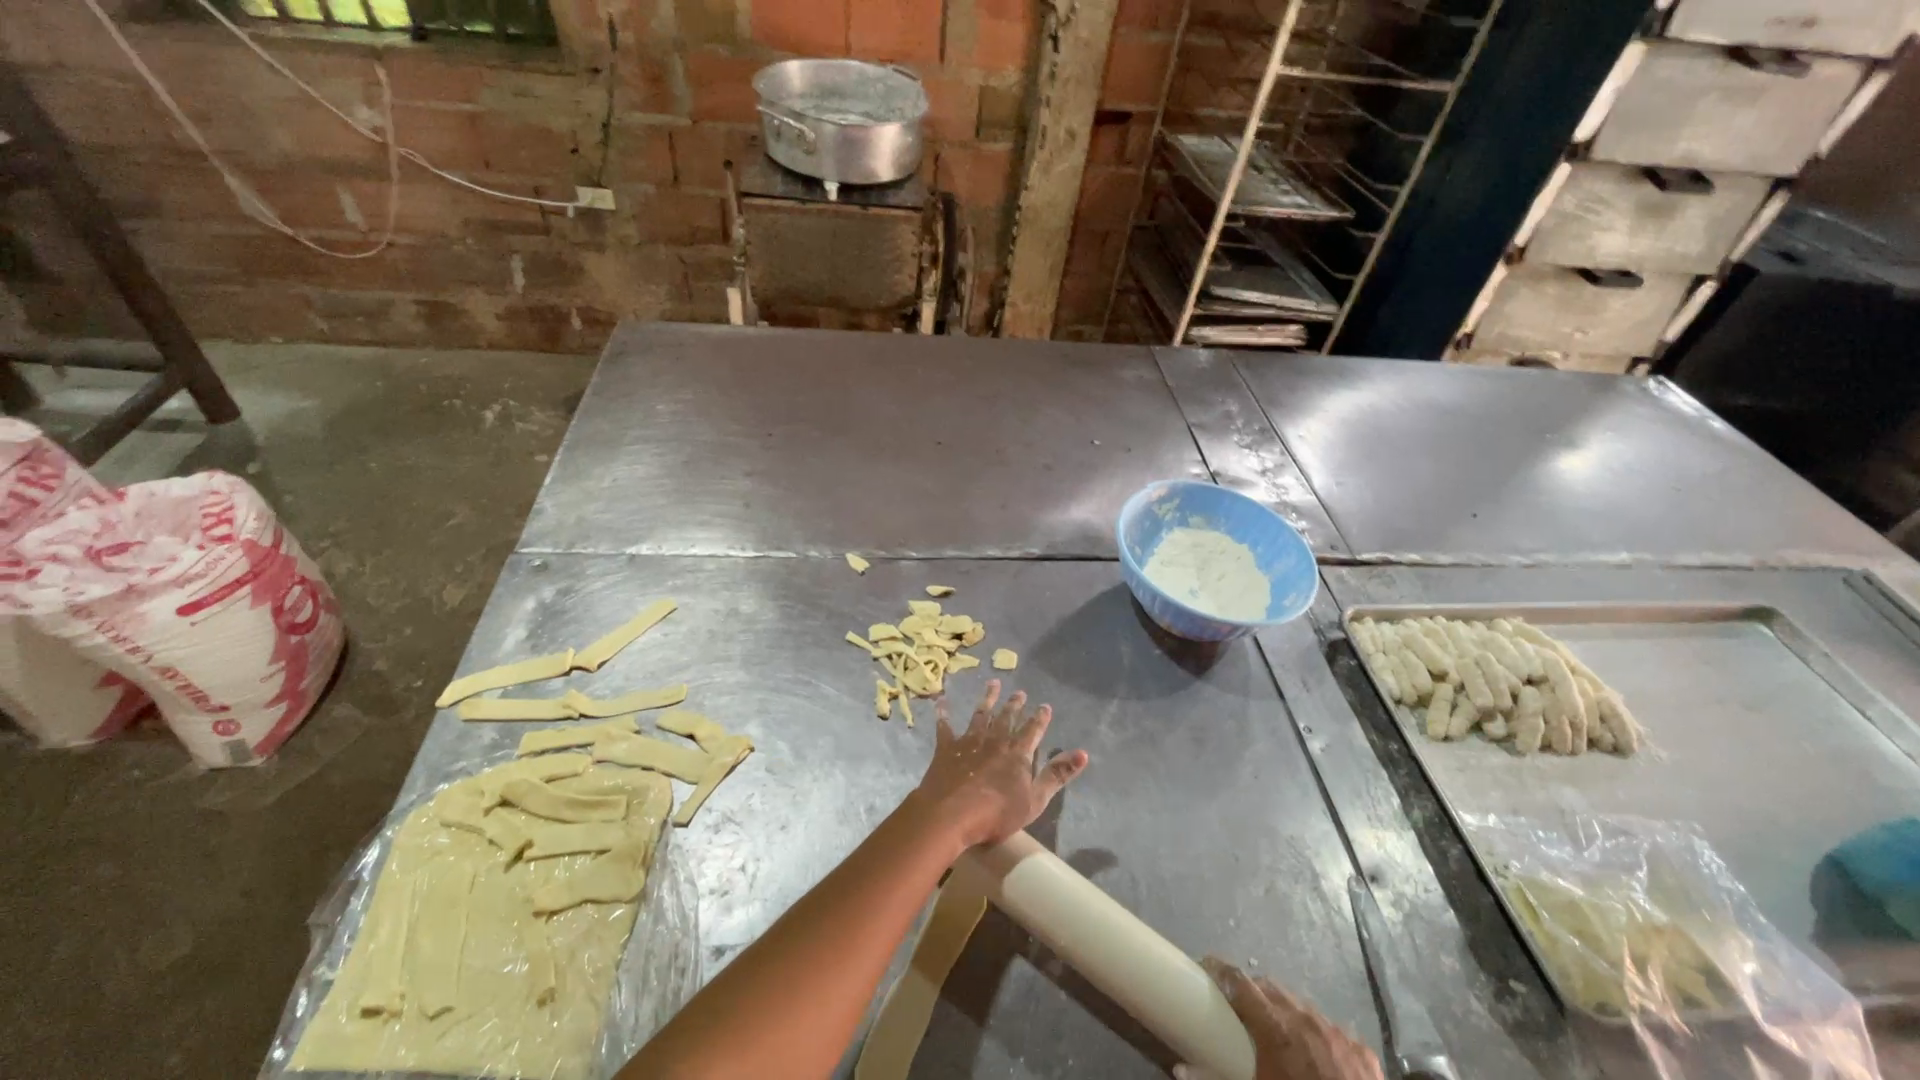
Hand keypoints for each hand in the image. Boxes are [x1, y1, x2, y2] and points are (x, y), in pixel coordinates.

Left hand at [911, 679, 1088, 849]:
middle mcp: (995, 741)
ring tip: (993, 684)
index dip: (1040, 718)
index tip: (1045, 705)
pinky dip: (944, 714)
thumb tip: (1083, 753)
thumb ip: (1057, 775)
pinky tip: (942, 702)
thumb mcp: (1035, 800)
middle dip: (1015, 705)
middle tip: (1020, 692)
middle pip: (1007, 718)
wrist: (951, 815)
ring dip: (987, 699)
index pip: (1033, 730)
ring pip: (981, 715)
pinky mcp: (947, 749)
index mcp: (1018, 754)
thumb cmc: (996, 813)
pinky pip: (945, 727)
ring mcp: (969, 742)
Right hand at [1190, 957, 1382, 1079]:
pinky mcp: (1361, 1049)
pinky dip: (1316, 1034)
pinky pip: (1331, 1029)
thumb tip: (1180, 1070)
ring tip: (1274, 1031)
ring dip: (1283, 1010)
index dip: (1220, 970)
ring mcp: (1336, 1031)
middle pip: (1270, 987)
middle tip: (1236, 1008)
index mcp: (1274, 1026)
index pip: (1239, 981)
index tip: (1205, 968)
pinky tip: (1315, 1057)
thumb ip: (1215, 1078)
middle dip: (1251, 991)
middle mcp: (1305, 1018)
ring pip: (1302, 1005)